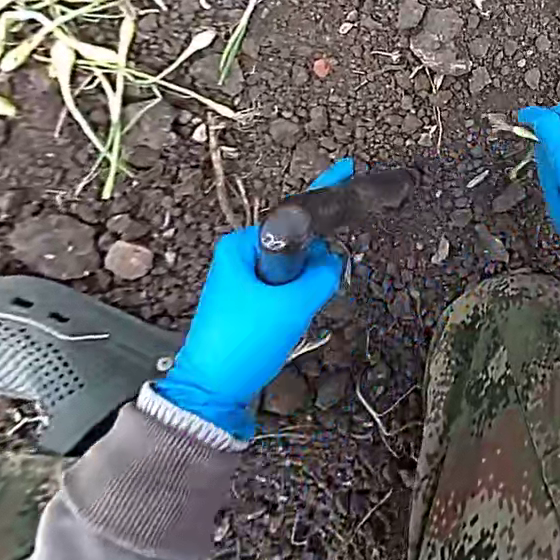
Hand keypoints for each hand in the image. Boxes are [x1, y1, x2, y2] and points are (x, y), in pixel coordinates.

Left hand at [154, 157, 355, 437]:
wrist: (211, 391)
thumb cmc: (243, 342)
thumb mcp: (294, 304)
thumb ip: (324, 273)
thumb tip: (333, 261)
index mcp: (242, 245)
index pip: (292, 212)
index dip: (325, 190)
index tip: (349, 168)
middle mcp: (240, 254)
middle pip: (297, 239)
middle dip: (317, 257)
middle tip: (321, 281)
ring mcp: (244, 276)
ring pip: (295, 264)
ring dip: (308, 280)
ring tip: (301, 309)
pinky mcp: (250, 296)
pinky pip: (287, 281)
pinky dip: (301, 291)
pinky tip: (300, 311)